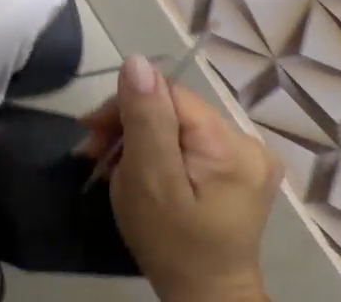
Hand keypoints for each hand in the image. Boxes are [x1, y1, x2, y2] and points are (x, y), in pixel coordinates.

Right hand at [79, 56, 281, 301]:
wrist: (204, 291)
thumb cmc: (171, 238)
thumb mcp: (149, 176)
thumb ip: (146, 118)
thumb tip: (137, 62)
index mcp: (232, 145)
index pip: (165, 92)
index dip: (123, 105)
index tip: (93, 135)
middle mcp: (248, 144)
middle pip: (168, 106)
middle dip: (123, 123)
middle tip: (92, 151)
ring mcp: (244, 158)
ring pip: (170, 121)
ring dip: (131, 135)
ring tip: (106, 161)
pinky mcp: (234, 170)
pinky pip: (182, 139)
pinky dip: (150, 148)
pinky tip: (132, 165)